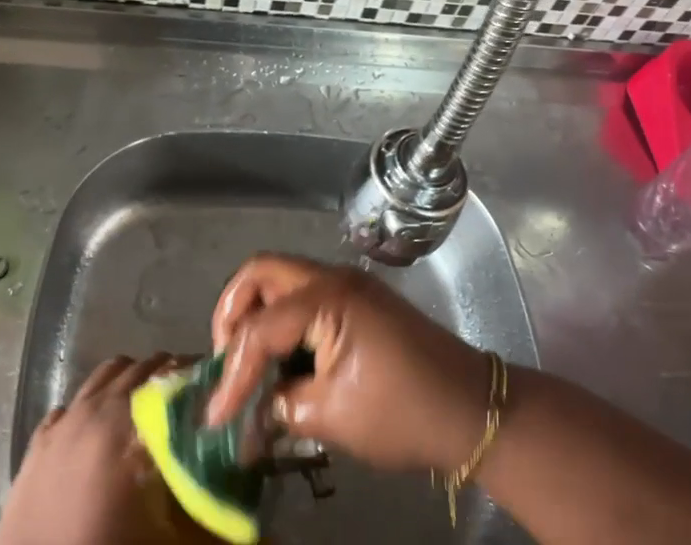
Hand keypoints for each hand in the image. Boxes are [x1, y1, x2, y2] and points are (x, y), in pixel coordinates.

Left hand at [0, 353, 217, 544]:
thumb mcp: (172, 536)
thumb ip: (211, 512)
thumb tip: (259, 522)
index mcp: (125, 425)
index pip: (171, 375)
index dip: (198, 376)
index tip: (217, 387)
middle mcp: (92, 410)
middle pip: (137, 369)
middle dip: (168, 377)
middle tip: (192, 399)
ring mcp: (61, 424)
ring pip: (103, 377)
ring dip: (130, 384)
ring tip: (150, 409)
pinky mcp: (37, 444)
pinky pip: (72, 405)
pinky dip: (91, 405)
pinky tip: (102, 432)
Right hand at [206, 254, 492, 473]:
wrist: (474, 410)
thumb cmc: (404, 412)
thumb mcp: (332, 417)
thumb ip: (282, 405)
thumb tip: (256, 409)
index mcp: (327, 299)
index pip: (258, 329)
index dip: (231, 373)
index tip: (217, 415)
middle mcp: (335, 279)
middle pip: (263, 273)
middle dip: (233, 312)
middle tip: (224, 356)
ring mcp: (352, 286)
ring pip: (285, 281)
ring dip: (259, 314)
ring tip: (247, 362)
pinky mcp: (362, 302)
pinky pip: (308, 297)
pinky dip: (285, 321)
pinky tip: (282, 361)